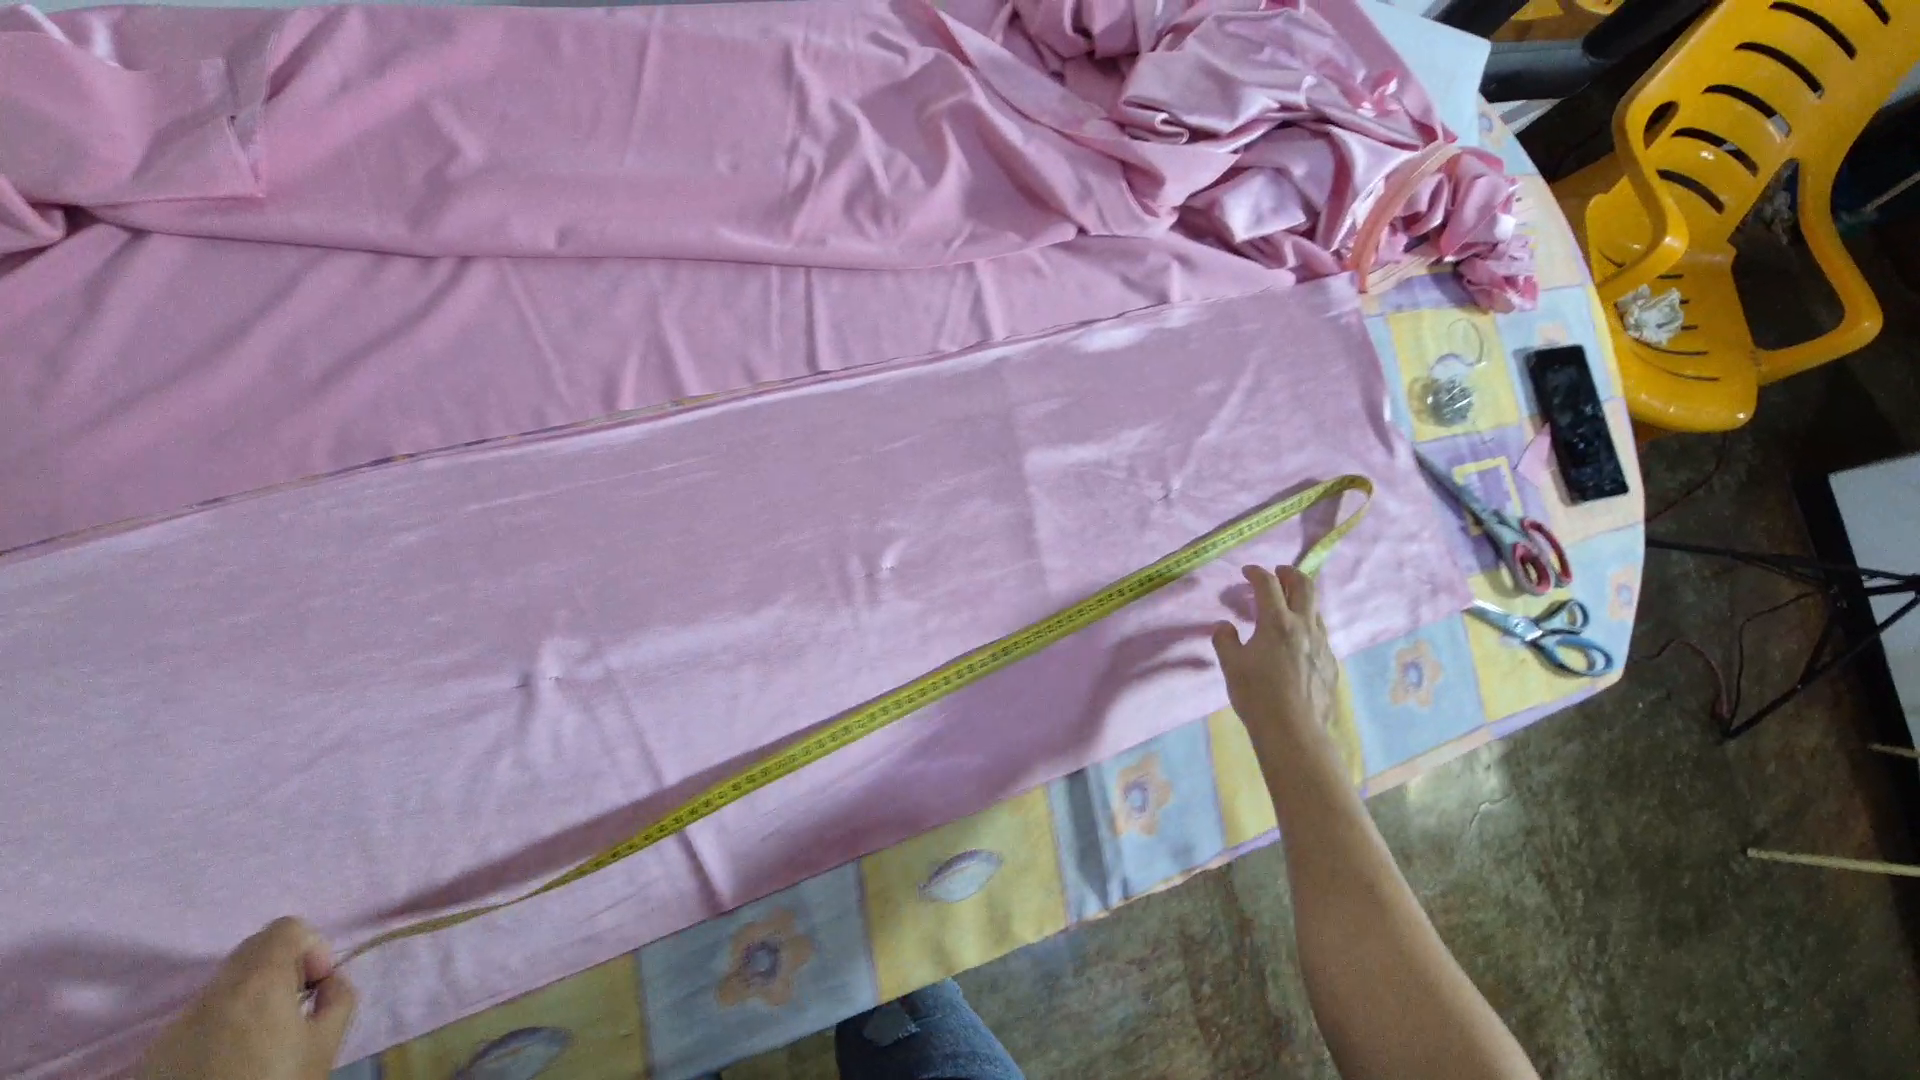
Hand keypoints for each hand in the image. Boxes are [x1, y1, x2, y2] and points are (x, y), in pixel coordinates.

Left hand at [140, 917, 356, 1079]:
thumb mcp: (326, 1045)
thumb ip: (338, 997)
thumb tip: (327, 982)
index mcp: (258, 983)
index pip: (286, 928)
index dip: (311, 947)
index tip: (315, 985)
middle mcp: (212, 995)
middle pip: (252, 952)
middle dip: (282, 970)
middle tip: (293, 1009)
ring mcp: (174, 1027)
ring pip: (224, 988)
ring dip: (250, 1000)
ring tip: (260, 1044)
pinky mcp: (153, 1057)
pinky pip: (197, 1021)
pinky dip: (220, 1027)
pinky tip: (227, 1066)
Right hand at [1211, 564, 1337, 755]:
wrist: (1295, 731)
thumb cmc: (1257, 696)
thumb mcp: (1231, 666)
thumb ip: (1225, 640)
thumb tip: (1225, 626)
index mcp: (1277, 622)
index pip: (1268, 584)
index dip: (1257, 573)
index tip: (1247, 572)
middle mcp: (1304, 626)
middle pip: (1304, 586)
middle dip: (1290, 573)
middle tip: (1278, 572)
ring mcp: (1322, 644)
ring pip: (1316, 610)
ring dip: (1301, 599)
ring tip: (1287, 605)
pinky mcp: (1330, 663)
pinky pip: (1320, 634)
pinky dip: (1307, 625)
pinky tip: (1296, 642)